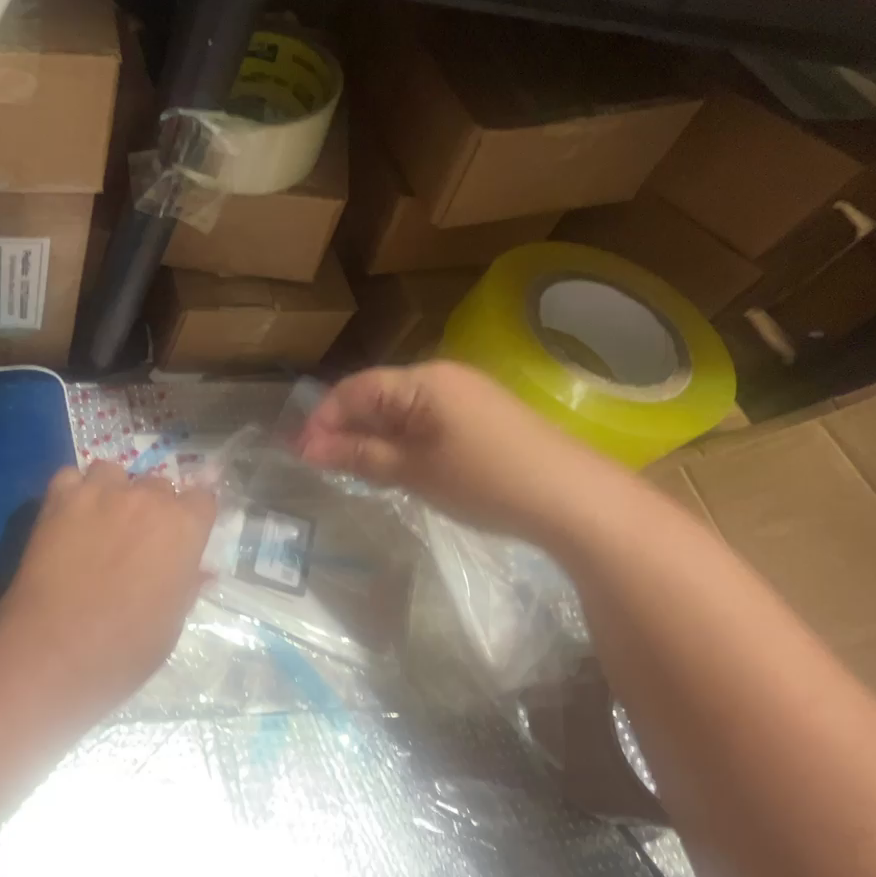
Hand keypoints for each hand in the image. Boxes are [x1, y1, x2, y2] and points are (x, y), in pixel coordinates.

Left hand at [0, 463, 216, 707]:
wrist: (54, 648)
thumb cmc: (125, 647)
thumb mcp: (172, 623)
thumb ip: (186, 585)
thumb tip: (199, 570)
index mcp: (184, 527)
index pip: (203, 499)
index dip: (193, 518)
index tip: (184, 538)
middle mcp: (146, 498)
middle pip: (158, 484)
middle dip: (153, 506)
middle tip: (138, 540)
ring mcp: (99, 493)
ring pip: (113, 472)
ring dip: (113, 490)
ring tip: (102, 521)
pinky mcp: (58, 499)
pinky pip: (70, 477)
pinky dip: (73, 491)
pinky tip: (69, 517)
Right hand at [295, 361, 630, 541]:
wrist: (574, 499)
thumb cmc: (484, 481)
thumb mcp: (412, 471)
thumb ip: (358, 455)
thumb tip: (306, 448)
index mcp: (422, 381)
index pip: (353, 389)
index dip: (322, 420)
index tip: (301, 455)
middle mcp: (442, 377)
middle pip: (375, 395)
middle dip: (345, 429)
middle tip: (324, 466)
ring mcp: (467, 395)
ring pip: (400, 410)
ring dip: (373, 437)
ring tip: (358, 471)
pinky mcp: (483, 416)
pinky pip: (426, 419)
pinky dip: (403, 440)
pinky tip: (401, 469)